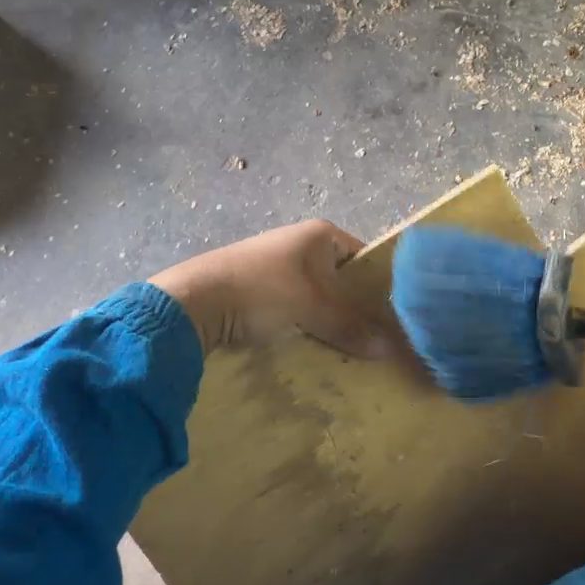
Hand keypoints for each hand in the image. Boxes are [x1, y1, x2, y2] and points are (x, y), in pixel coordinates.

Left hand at [149, 219, 391, 358]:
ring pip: (316, 298)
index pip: (364, 258)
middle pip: (341, 280)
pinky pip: (292, 309)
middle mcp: (301, 244)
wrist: (193, 303)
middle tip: (371, 339)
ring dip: (326, 321)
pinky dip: (302, 326)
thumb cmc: (264, 290)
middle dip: (353, 309)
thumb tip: (391, 350)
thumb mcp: (315, 308)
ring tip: (344, 349)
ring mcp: (276, 266)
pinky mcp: (255, 290)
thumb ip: (352, 327)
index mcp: (321, 234)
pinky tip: (309, 347)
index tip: (392, 318)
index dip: (379, 287)